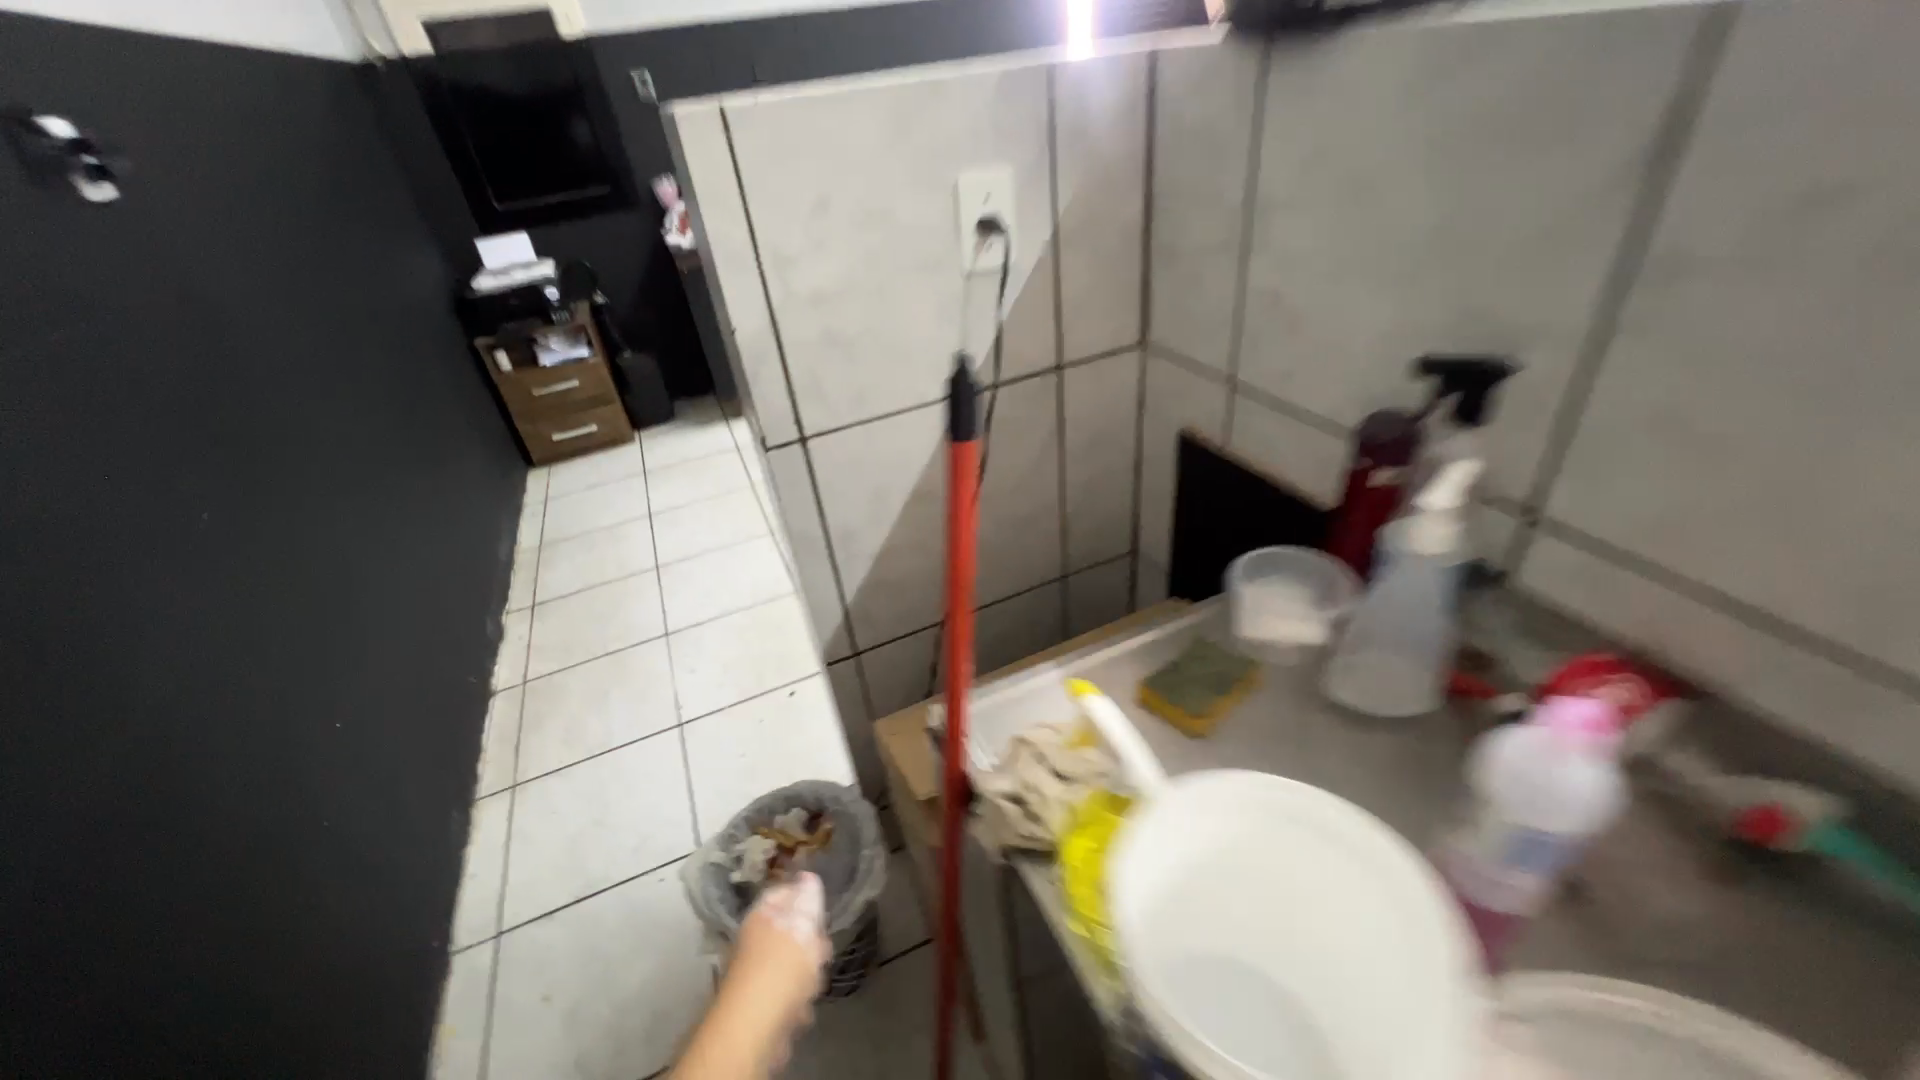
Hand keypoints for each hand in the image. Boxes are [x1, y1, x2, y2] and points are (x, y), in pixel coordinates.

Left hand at [726, 873, 830, 1060]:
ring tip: (809, 984)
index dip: (806, 896)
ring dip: (808, 974)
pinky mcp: (763, 1002)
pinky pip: (790, 992)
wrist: (754, 1029)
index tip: (822, 909)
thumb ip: (808, 900)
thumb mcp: (802, 926)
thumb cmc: (781, 969)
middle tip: (819, 951)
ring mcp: (757, 972)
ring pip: (795, 962)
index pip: (783, 891)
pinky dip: (797, 1001)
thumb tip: (808, 876)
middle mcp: (755, 939)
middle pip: (793, 930)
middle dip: (812, 942)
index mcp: (761, 915)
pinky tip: (799, 1009)